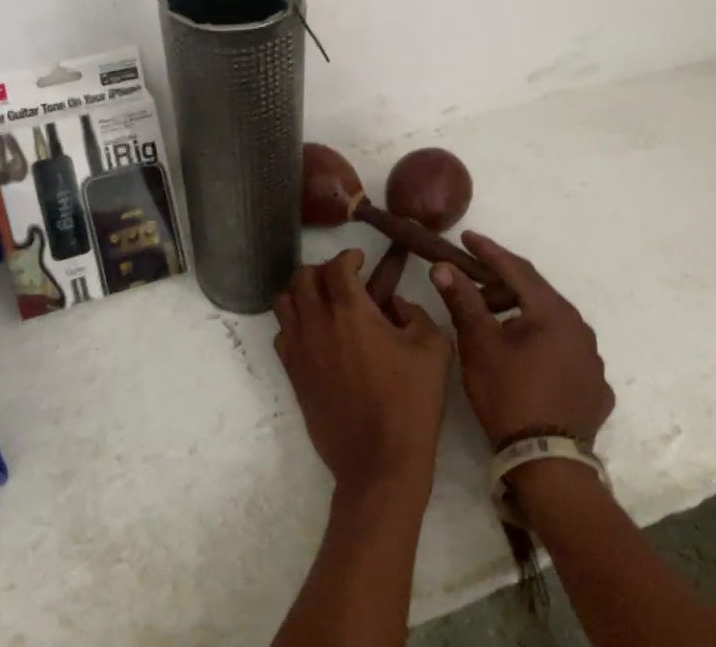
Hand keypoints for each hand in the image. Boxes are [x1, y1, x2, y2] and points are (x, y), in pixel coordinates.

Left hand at [274, 250, 453, 500]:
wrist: (379, 459)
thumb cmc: (411, 402)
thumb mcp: (433, 349)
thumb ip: (416, 314)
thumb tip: (396, 305)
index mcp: (351, 312)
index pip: (337, 266)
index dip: (348, 256)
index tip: (359, 259)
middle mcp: (317, 323)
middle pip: (302, 277)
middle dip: (321, 270)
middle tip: (340, 279)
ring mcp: (300, 348)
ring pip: (284, 302)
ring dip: (301, 293)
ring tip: (322, 301)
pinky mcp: (292, 372)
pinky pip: (282, 333)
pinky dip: (294, 323)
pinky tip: (315, 334)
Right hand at [432, 232, 613, 446]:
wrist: (547, 462)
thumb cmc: (508, 394)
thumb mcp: (478, 344)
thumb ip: (463, 301)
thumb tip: (443, 267)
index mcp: (553, 313)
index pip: (518, 269)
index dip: (489, 252)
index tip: (466, 238)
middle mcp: (581, 329)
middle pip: (536, 296)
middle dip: (501, 289)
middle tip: (471, 294)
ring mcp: (592, 361)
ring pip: (551, 326)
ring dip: (520, 320)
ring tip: (492, 332)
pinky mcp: (595, 389)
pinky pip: (564, 355)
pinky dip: (540, 348)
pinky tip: (524, 363)